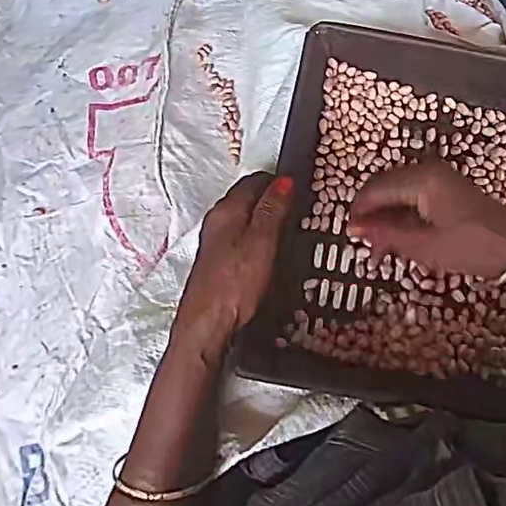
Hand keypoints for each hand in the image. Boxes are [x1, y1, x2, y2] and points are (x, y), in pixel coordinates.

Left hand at [170, 171, 293, 357]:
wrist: (207, 325)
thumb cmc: (233, 284)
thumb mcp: (262, 242)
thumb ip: (272, 209)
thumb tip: (283, 181)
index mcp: (227, 211)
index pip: (254, 181)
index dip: (277, 180)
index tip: (298, 184)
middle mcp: (217, 222)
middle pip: (246, 197)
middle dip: (271, 195)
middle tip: (297, 200)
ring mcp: (216, 242)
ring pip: (244, 217)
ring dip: (265, 215)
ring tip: (289, 221)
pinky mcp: (218, 261)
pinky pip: (241, 236)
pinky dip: (258, 233)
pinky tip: (270, 246)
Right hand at [348, 158, 505, 278]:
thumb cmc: (472, 247)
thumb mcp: (424, 246)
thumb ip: (387, 235)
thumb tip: (358, 229)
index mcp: (421, 178)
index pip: (374, 189)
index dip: (359, 212)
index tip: (350, 234)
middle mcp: (428, 169)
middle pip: (384, 187)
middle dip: (372, 215)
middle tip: (365, 245)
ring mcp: (440, 176)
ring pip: (398, 192)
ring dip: (387, 217)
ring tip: (383, 248)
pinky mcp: (448, 186)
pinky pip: (414, 194)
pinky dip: (403, 214)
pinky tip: (401, 237)